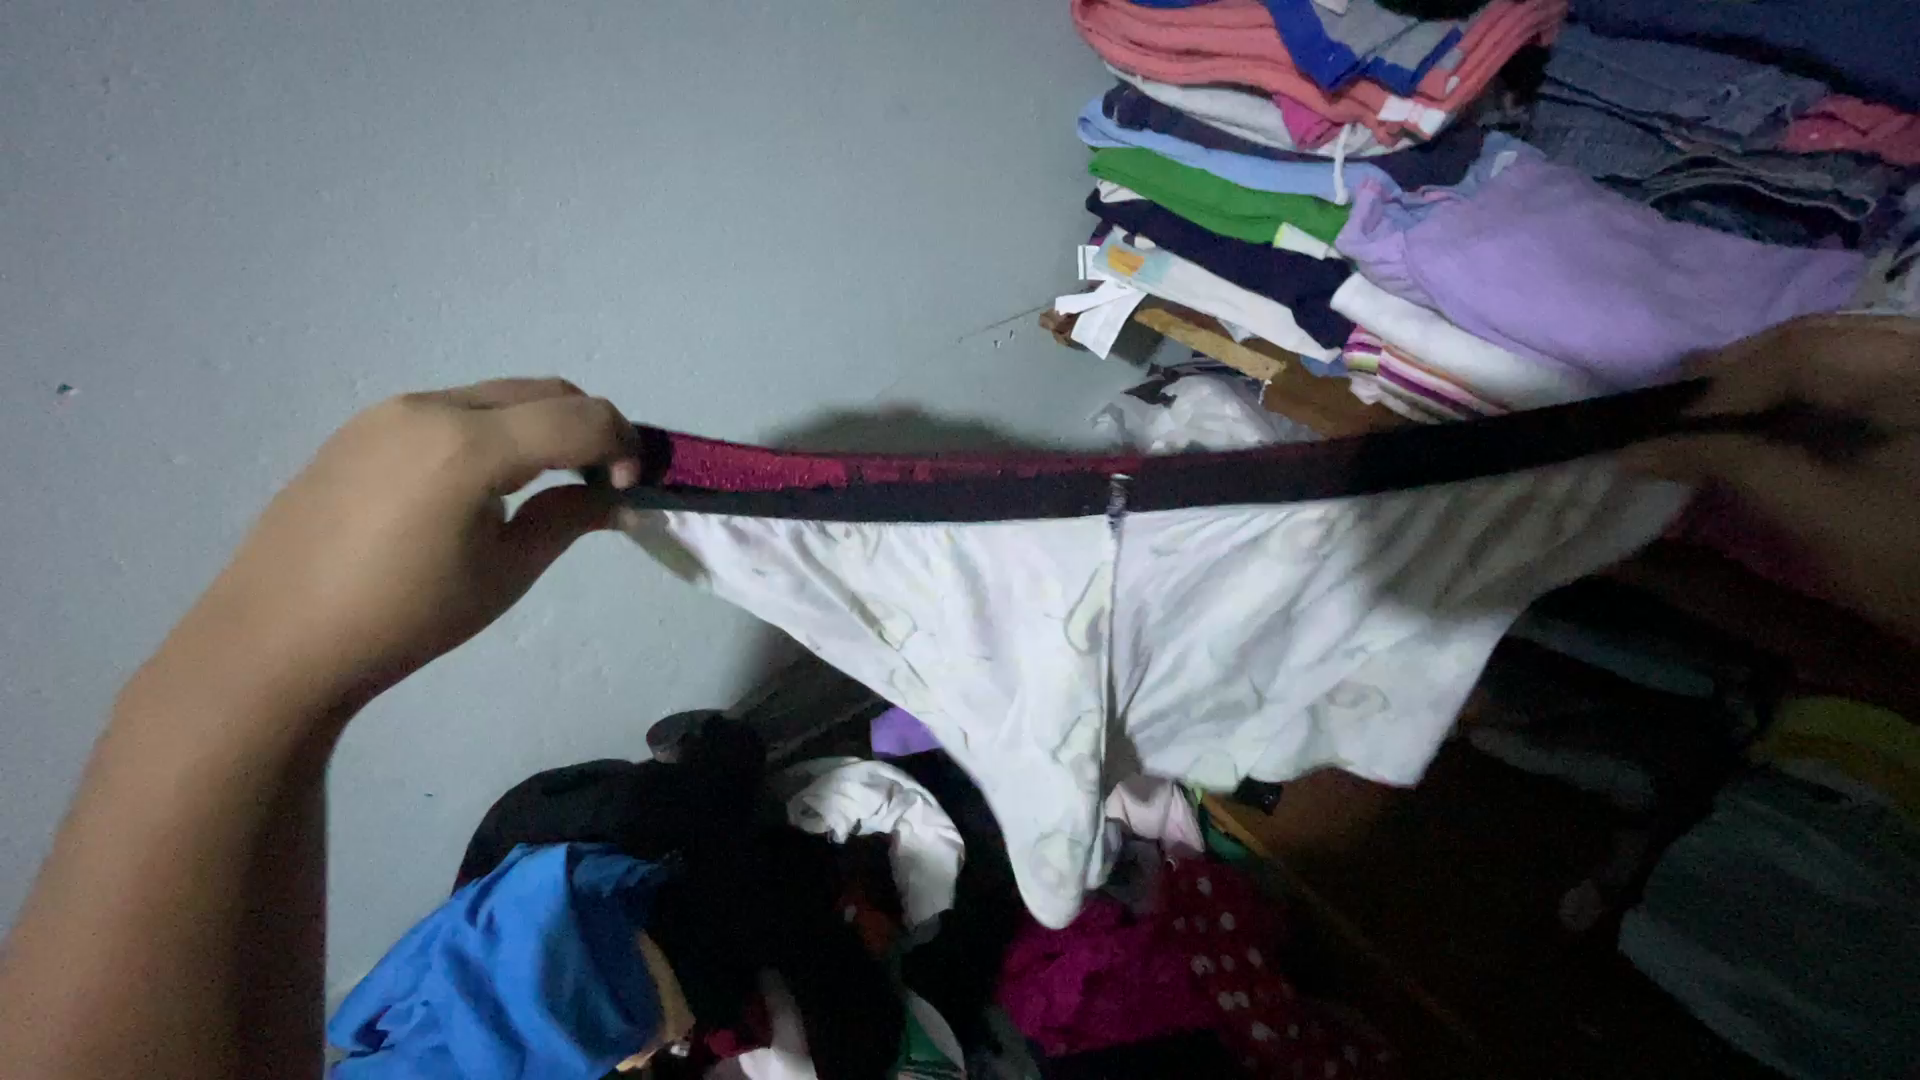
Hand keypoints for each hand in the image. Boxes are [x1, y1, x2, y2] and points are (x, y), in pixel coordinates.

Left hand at [129, 378, 641, 725]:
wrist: (276, 641)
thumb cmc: (407, 616)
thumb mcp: (508, 571)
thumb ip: (571, 517)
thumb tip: (620, 498)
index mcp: (469, 446)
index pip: (582, 418)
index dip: (624, 447)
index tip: (628, 491)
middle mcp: (431, 407)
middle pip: (547, 392)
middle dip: (591, 429)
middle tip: (600, 483)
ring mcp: (392, 412)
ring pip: (502, 396)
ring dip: (545, 427)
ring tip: (544, 486)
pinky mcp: (366, 427)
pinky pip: (457, 409)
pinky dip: (500, 431)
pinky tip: (485, 486)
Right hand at [1625, 315, 1919, 640]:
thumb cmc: (1915, 561)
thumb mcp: (1818, 513)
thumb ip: (1729, 467)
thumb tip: (1634, 452)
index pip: (1801, 352)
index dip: (1720, 389)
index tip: (1665, 437)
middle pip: (1818, 335)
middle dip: (1735, 373)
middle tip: (1672, 416)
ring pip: (1836, 344)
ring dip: (1761, 376)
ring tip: (1707, 414)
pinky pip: (1858, 365)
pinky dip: (1798, 385)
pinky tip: (1761, 415)